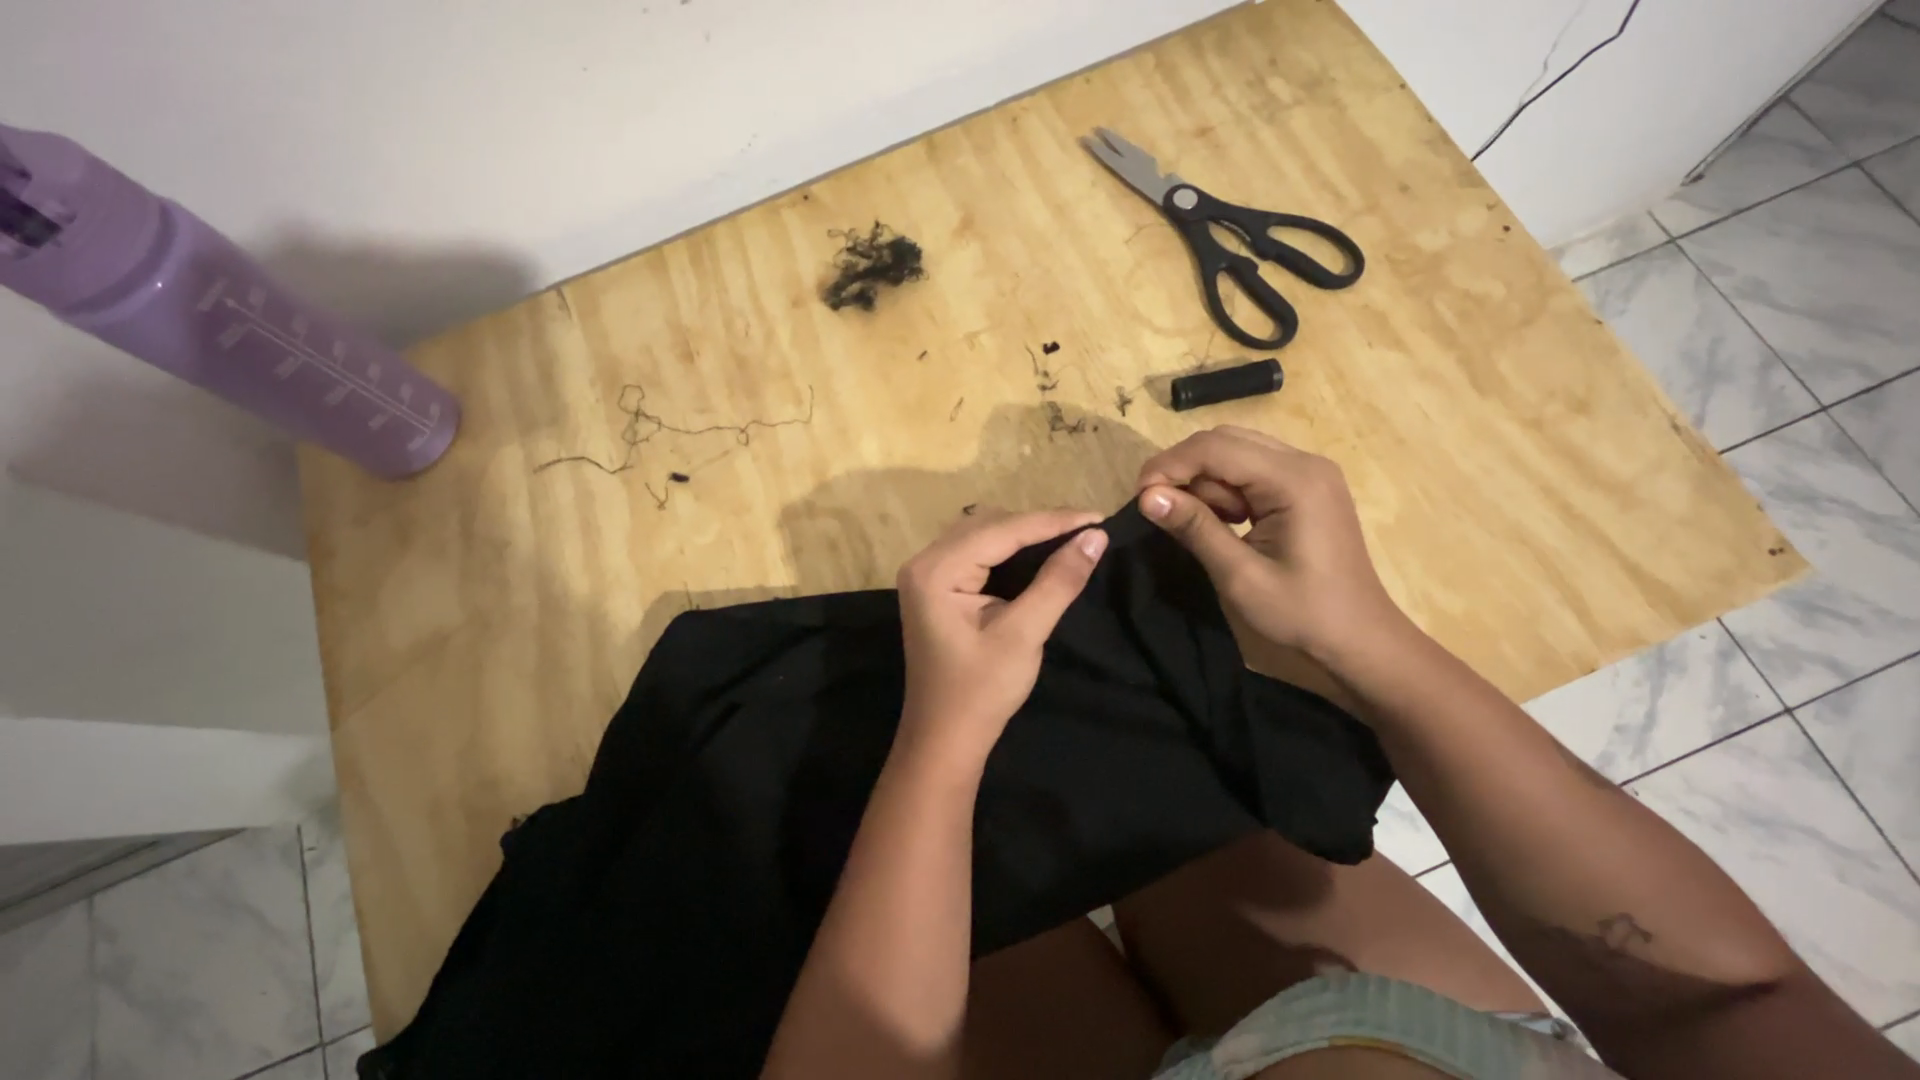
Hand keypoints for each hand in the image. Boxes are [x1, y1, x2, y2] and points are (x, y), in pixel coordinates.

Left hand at [895, 508, 1107, 767]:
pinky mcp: (935, 588)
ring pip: (982, 534)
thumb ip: (1057, 582)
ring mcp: (926, 575)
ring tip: (1070, 537)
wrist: (944, 737)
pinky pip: (975, 553)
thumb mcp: (1023, 635)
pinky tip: (1038, 554)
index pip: (1002, 530)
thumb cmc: (981, 691)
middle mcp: (924, 562)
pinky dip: (1008, 550)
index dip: (1053, 521)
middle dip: (1038, 524)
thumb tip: (1095, 537)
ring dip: (1024, 534)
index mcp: (936, 571)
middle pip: (988, 524)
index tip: (1099, 516)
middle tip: (1088, 529)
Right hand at [1136, 426, 1405, 660]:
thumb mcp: (1240, 576)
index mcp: (1295, 480)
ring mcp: (1309, 473)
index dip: (1170, 465)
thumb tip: (1146, 496)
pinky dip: (1227, 489)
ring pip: (1236, 453)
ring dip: (1207, 482)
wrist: (1359, 640)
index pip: (1216, 448)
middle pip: (1225, 441)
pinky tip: (1227, 522)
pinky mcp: (1307, 487)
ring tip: (1203, 525)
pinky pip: (1253, 470)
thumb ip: (1195, 529)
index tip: (1139, 498)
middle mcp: (1305, 463)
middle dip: (1185, 470)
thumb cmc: (1302, 614)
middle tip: (1160, 510)